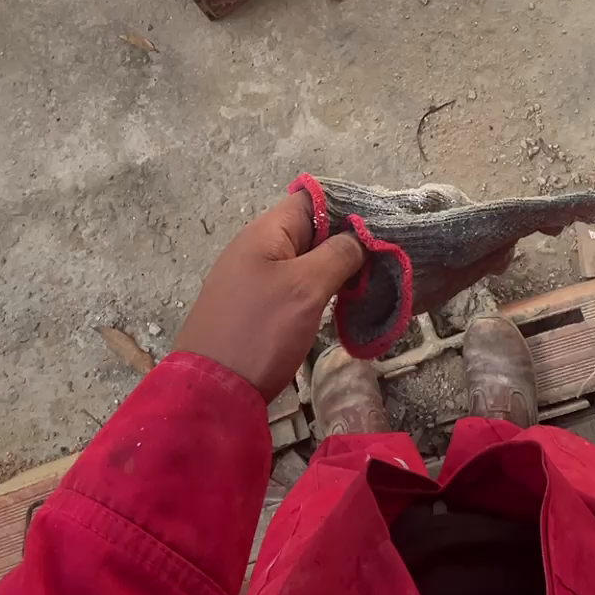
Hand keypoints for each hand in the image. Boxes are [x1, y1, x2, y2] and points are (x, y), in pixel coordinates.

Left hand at [176, 192, 365, 399]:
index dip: (347, 207)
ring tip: (370, 279)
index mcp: (266, 232)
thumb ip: (337, 254)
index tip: (380, 226)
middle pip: (311, 228)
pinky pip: (295, 283)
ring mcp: (255, 277)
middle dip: (346, 239)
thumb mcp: (305, 288)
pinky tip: (342, 301)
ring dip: (335, 266)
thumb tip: (360, 236)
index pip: (311, 200)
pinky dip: (319, 287)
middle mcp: (258, 247)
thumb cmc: (259, 332)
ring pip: (305, 258)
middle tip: (383, 257)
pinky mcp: (257, 305)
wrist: (211, 394)